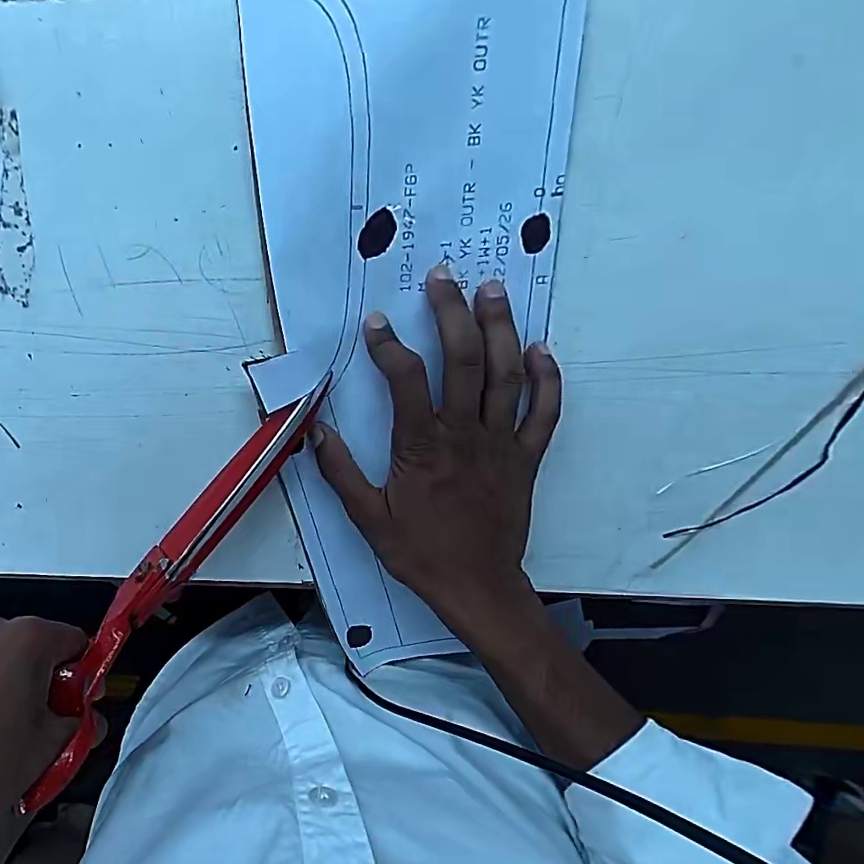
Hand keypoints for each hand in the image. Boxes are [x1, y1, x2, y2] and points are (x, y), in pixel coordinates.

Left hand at [0, 615, 87, 838]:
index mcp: (24, 639)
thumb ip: (82, 723)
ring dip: (16, 687)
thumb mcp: (51, 748)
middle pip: (38, 647)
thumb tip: (87, 717)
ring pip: (4, 659)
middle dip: (50, 682)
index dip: (86, 674)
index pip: (77, 641)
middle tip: (50, 725)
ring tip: (11, 735)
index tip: (83, 701)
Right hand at [311, 265, 560, 635]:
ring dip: (500, 328)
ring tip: (493, 290)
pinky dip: (547, 379)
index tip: (377, 322)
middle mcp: (464, 434)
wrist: (474, 585)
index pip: (405, 380)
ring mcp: (500, 444)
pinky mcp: (525, 458)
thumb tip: (316, 432)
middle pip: (463, 361)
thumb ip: (341, 472)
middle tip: (444, 278)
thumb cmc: (418, 551)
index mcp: (422, 446)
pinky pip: (543, 412)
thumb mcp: (367, 517)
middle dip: (452, 314)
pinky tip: (541, 349)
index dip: (389, 346)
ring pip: (506, 375)